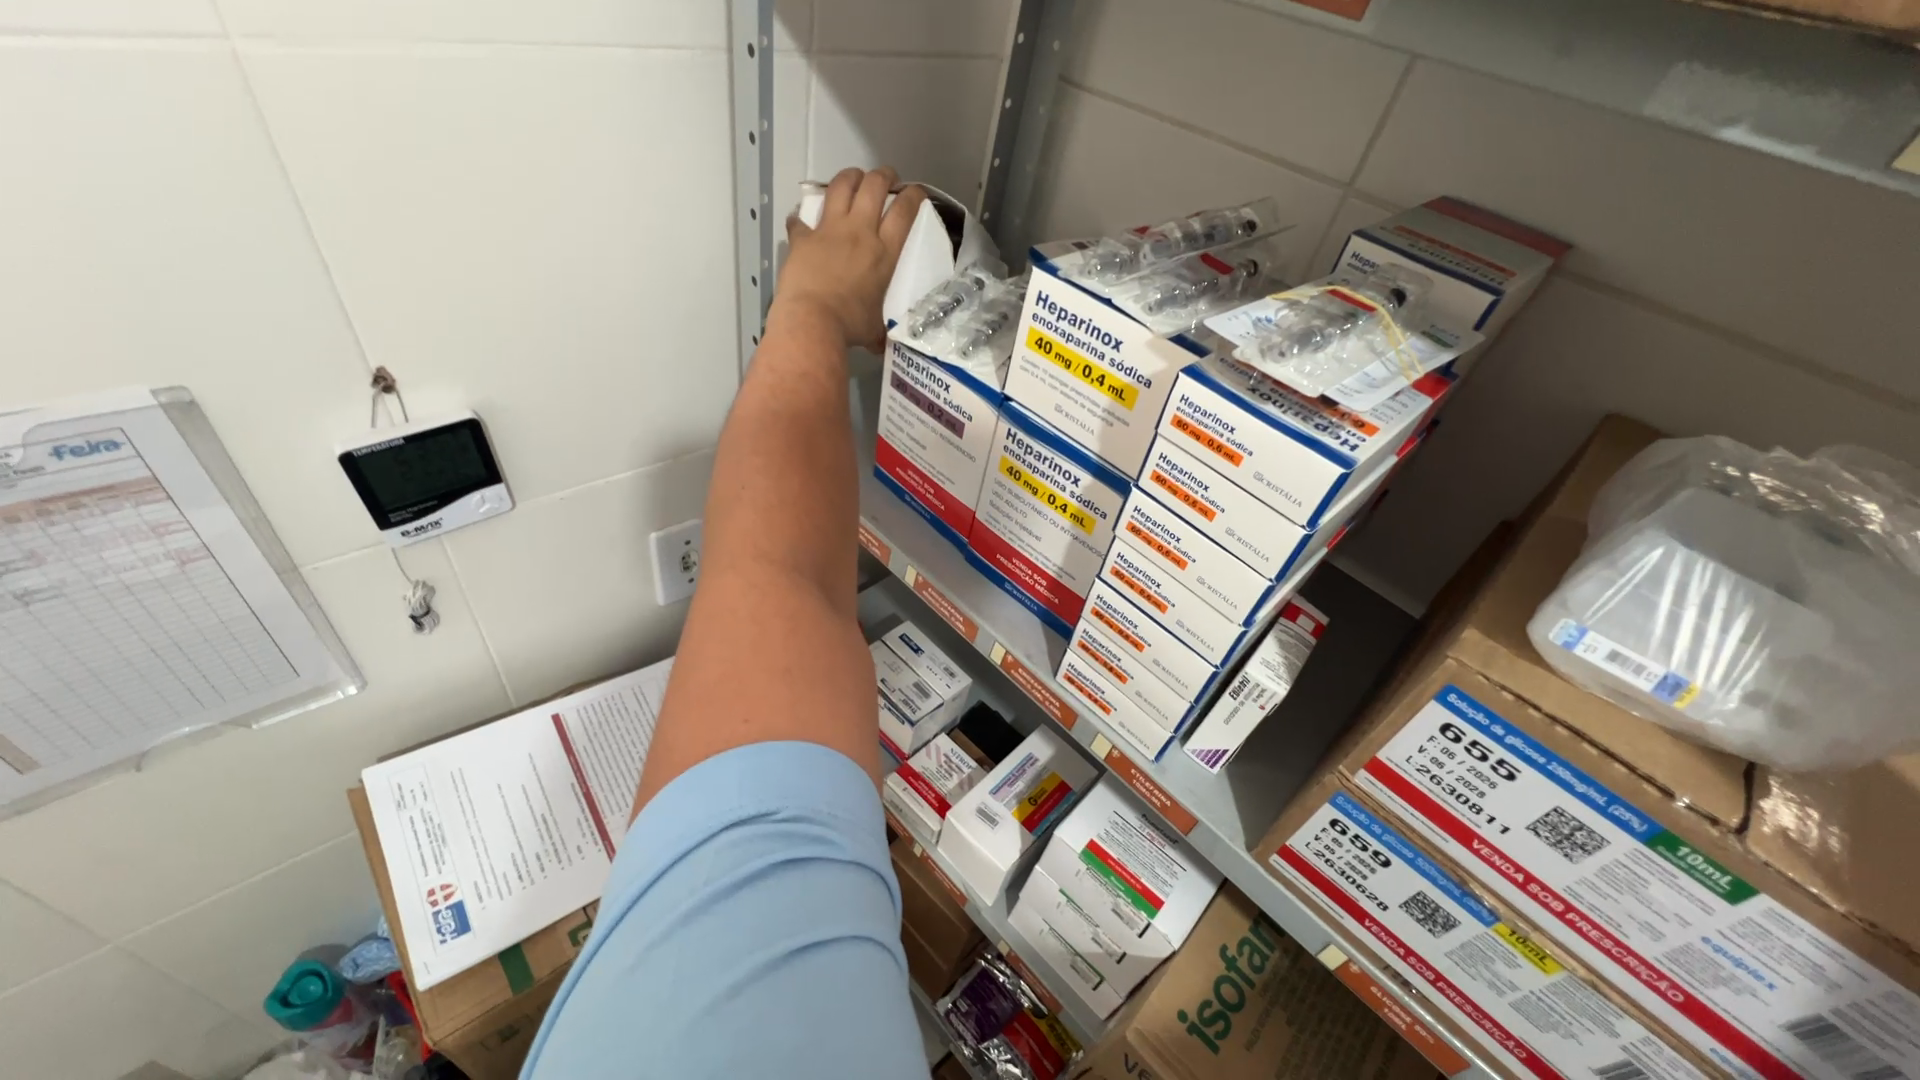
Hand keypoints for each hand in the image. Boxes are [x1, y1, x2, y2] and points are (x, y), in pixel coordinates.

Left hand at [773, 167, 926, 350]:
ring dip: (850, 177)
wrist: (812, 321)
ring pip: (842, 186)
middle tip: (887, 177)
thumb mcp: (875, 328)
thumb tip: (882, 345)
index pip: (904, 211)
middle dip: (883, 175)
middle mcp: (859, 232)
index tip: (916, 192)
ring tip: (854, 178)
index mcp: (884, 253)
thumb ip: (880, 329)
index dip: (913, 195)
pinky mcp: (802, 238)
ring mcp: (829, 231)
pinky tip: (801, 220)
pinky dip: (801, 218)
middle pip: (874, 186)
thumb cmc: (850, 326)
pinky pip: (800, 220)